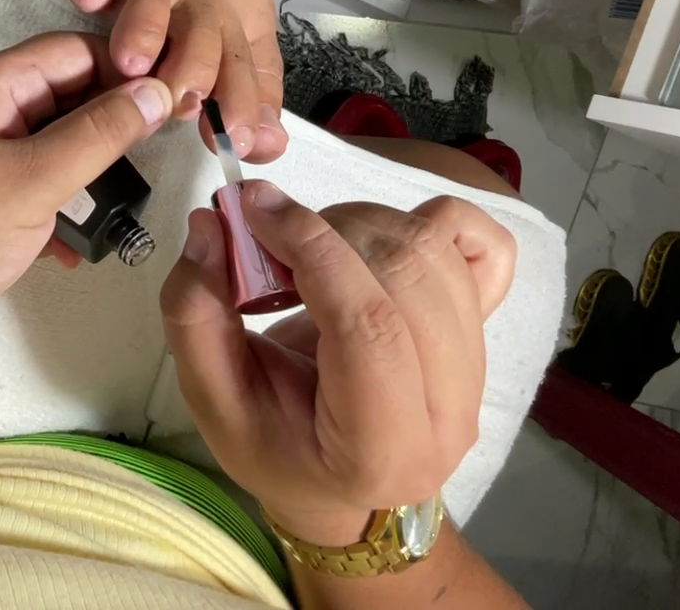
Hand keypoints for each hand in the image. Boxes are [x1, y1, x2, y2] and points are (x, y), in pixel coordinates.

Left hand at [0, 31, 172, 354]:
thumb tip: (159, 91)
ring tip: (128, 207)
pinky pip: (52, 186)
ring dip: (98, 175)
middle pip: (77, 96)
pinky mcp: (0, 198)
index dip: (130, 69)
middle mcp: (0, 109)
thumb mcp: (31, 178)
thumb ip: (99, 134)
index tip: (181, 98)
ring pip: (69, 144)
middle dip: (121, 123)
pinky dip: (71, 209)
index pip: (79, 51)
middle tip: (171, 152)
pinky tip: (80, 246)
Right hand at [34, 0, 285, 161]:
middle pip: (197, 44)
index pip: (241, 72)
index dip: (239, 115)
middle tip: (178, 112)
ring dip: (143, 30)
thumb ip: (247, 65)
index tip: (236, 150)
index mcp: (227, 4)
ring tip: (133, 59)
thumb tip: (267, 143)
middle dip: (191, 81)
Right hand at [159, 182, 516, 544]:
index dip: (312, 248)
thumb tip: (211, 222)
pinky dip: (430, 219)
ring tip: (307, 247)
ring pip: (435, 250)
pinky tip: (373, 239)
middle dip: (326, 230)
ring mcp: (477, 366)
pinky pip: (486, 246)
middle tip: (267, 237)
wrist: (339, 474)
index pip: (369, 328)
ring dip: (356, 222)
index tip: (253, 205)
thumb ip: (194, 312)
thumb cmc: (273, 442)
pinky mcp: (483, 327)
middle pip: (407, 276)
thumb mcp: (209, 396)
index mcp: (382, 445)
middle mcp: (450, 409)